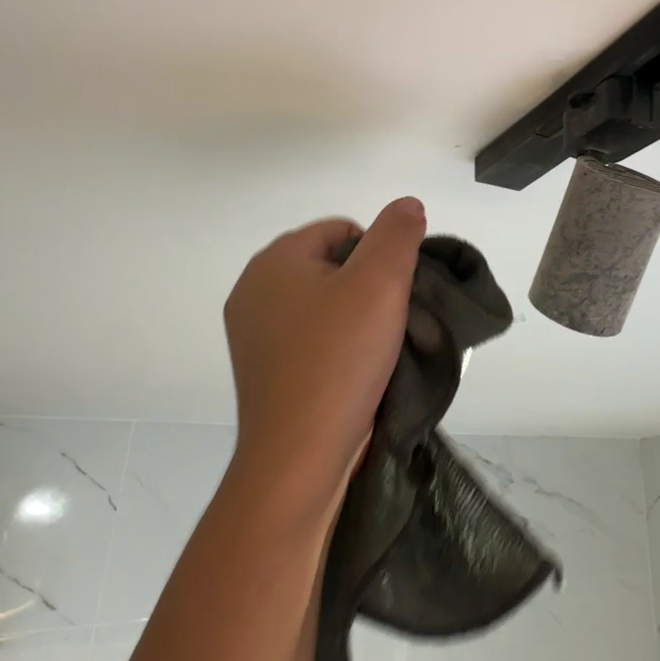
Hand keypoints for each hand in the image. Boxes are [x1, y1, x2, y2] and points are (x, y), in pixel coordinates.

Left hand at [224, 197, 426, 486]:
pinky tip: (353, 374)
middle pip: (332, 266)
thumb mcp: (381, 283)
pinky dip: (336, 349)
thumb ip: (397, 234)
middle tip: (390, 324)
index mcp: (274, 260)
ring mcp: (253, 334)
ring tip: (376, 352)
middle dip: (367, 288)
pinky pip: (310, 340)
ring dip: (355, 320)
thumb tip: (406, 205)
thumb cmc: (339, 360)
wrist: (299, 455)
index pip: (343, 230)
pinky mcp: (262, 371)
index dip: (379, 257)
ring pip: (323, 305)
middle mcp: (253, 290)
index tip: (393, 297)